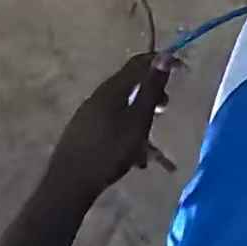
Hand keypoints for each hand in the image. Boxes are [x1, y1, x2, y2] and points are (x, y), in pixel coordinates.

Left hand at [45, 52, 171, 198]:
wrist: (67, 188)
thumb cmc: (110, 152)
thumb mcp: (139, 120)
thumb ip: (152, 88)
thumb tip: (164, 57)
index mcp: (112, 90)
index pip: (138, 63)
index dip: (160, 61)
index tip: (179, 68)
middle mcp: (97, 96)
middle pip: (129, 82)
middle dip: (150, 89)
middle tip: (164, 106)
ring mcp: (86, 114)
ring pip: (119, 101)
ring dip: (138, 108)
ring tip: (148, 129)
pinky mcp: (80, 130)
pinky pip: (109, 116)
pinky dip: (125, 121)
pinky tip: (128, 143)